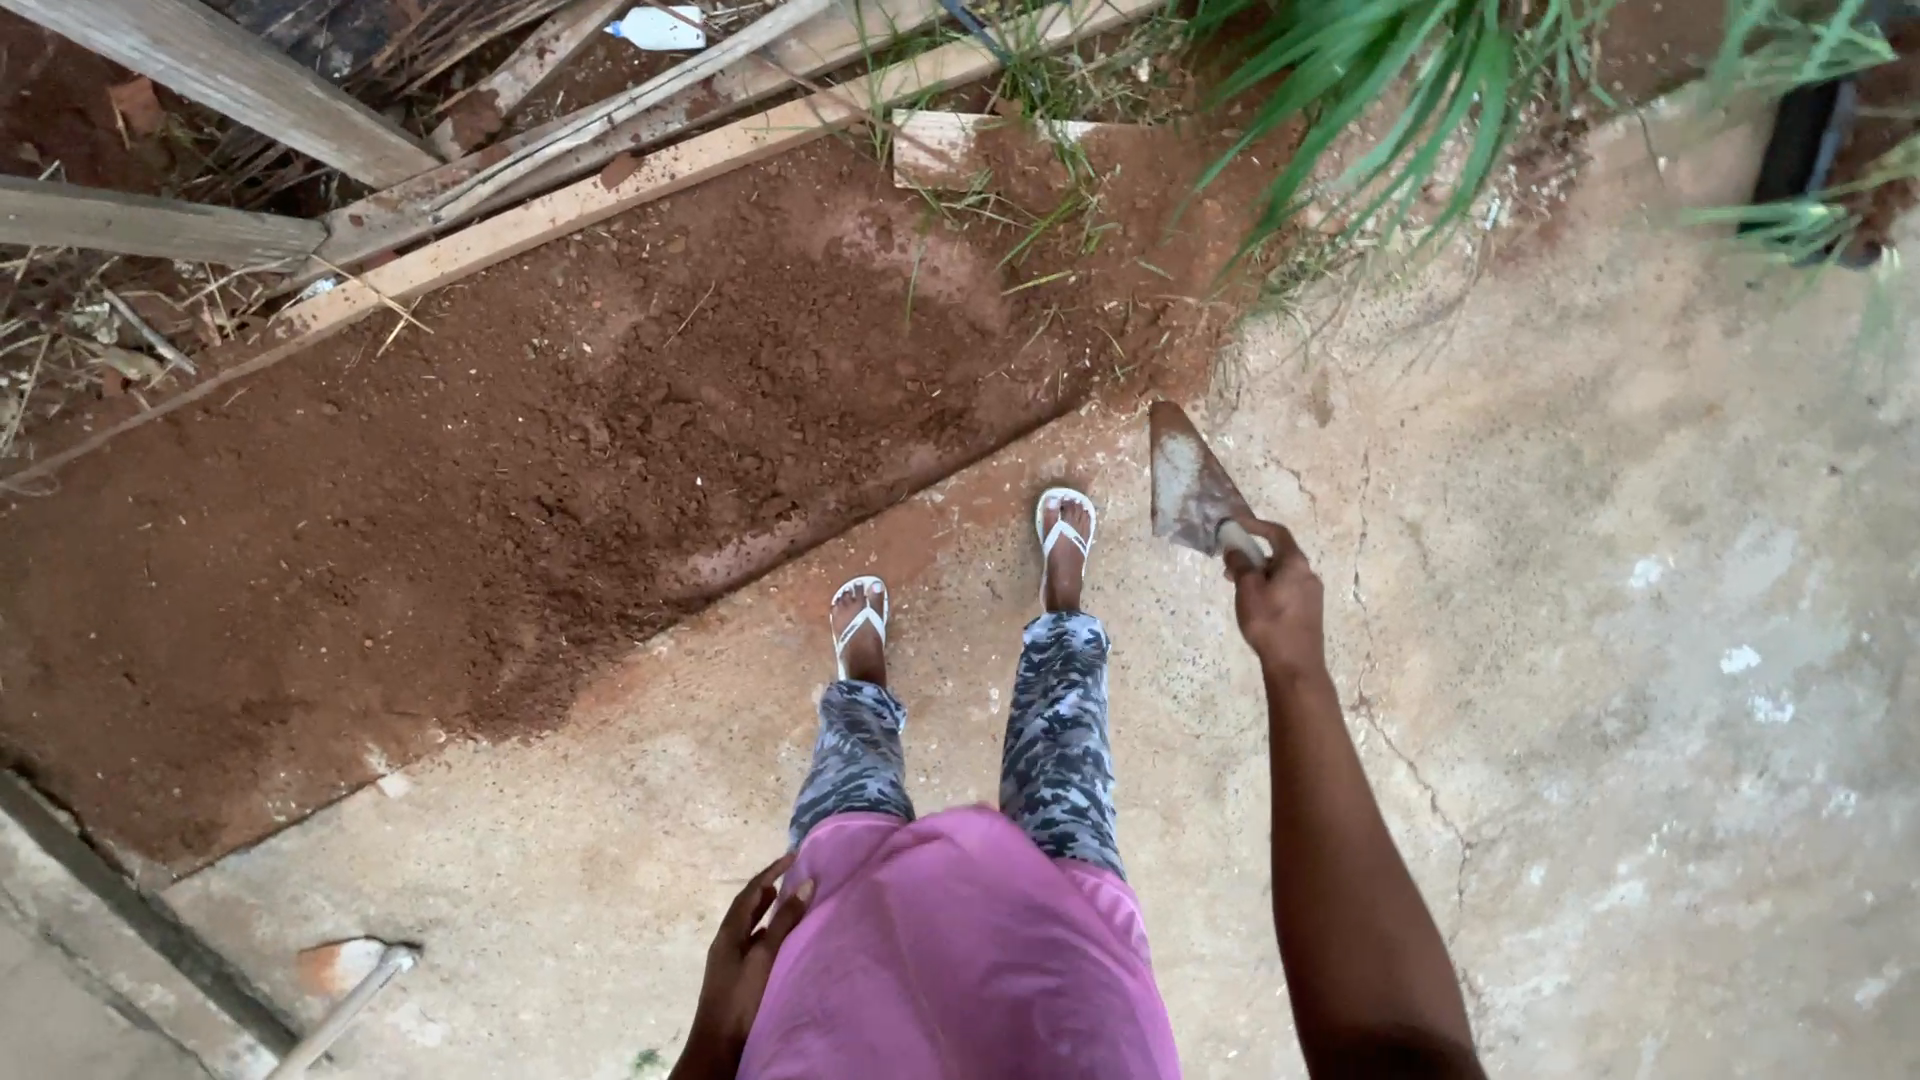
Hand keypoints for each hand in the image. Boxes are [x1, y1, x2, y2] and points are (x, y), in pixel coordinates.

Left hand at [680, 854, 813, 1068]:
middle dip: (767, 885)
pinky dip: (765, 929)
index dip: (771, 871)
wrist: (717, 1045)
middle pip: (747, 904)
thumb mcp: (765, 955)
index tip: (792, 856)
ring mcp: (728, 958)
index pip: (751, 891)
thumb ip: (784, 921)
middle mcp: (726, 940)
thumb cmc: (740, 997)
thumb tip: (805, 884)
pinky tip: (776, 935)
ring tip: (783, 895)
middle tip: (789, 872)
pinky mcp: (735, 974)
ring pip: (749, 923)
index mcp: (728, 931)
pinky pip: (752, 940)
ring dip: (765, 906)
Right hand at [1224, 516, 1327, 681]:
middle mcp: (1308, 574)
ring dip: (1258, 573)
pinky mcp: (1309, 611)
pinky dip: (1268, 587)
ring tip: (1237, 587)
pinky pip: (1285, 589)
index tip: (1236, 525)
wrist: (1295, 664)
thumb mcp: (1248, 589)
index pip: (1277, 533)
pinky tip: (1254, 604)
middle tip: (1229, 565)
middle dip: (1252, 555)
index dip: (1256, 525)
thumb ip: (1241, 564)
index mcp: (1295, 563)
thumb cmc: (1269, 622)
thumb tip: (1235, 549)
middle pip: (1279, 554)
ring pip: (1281, 574)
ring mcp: (1311, 594)